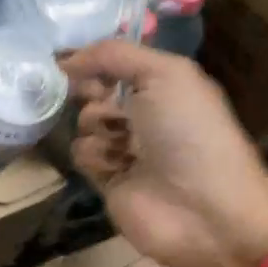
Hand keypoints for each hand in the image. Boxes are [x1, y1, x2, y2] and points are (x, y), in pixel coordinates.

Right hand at [61, 41, 267, 266]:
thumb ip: (114, 54)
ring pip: (84, 120)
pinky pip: (81, 153)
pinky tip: (117, 167)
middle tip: (103, 100)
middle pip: (94, 89)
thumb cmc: (190, 134)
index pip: (116, 62)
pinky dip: (95, 156)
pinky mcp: (108, 177)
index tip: (83, 63)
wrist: (203, 211)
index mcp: (166, 85)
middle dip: (92, 91)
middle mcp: (145, 112)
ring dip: (96, 126)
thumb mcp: (166, 75)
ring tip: (121, 143)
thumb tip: (64, 60)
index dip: (96, 60)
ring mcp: (126, 146)